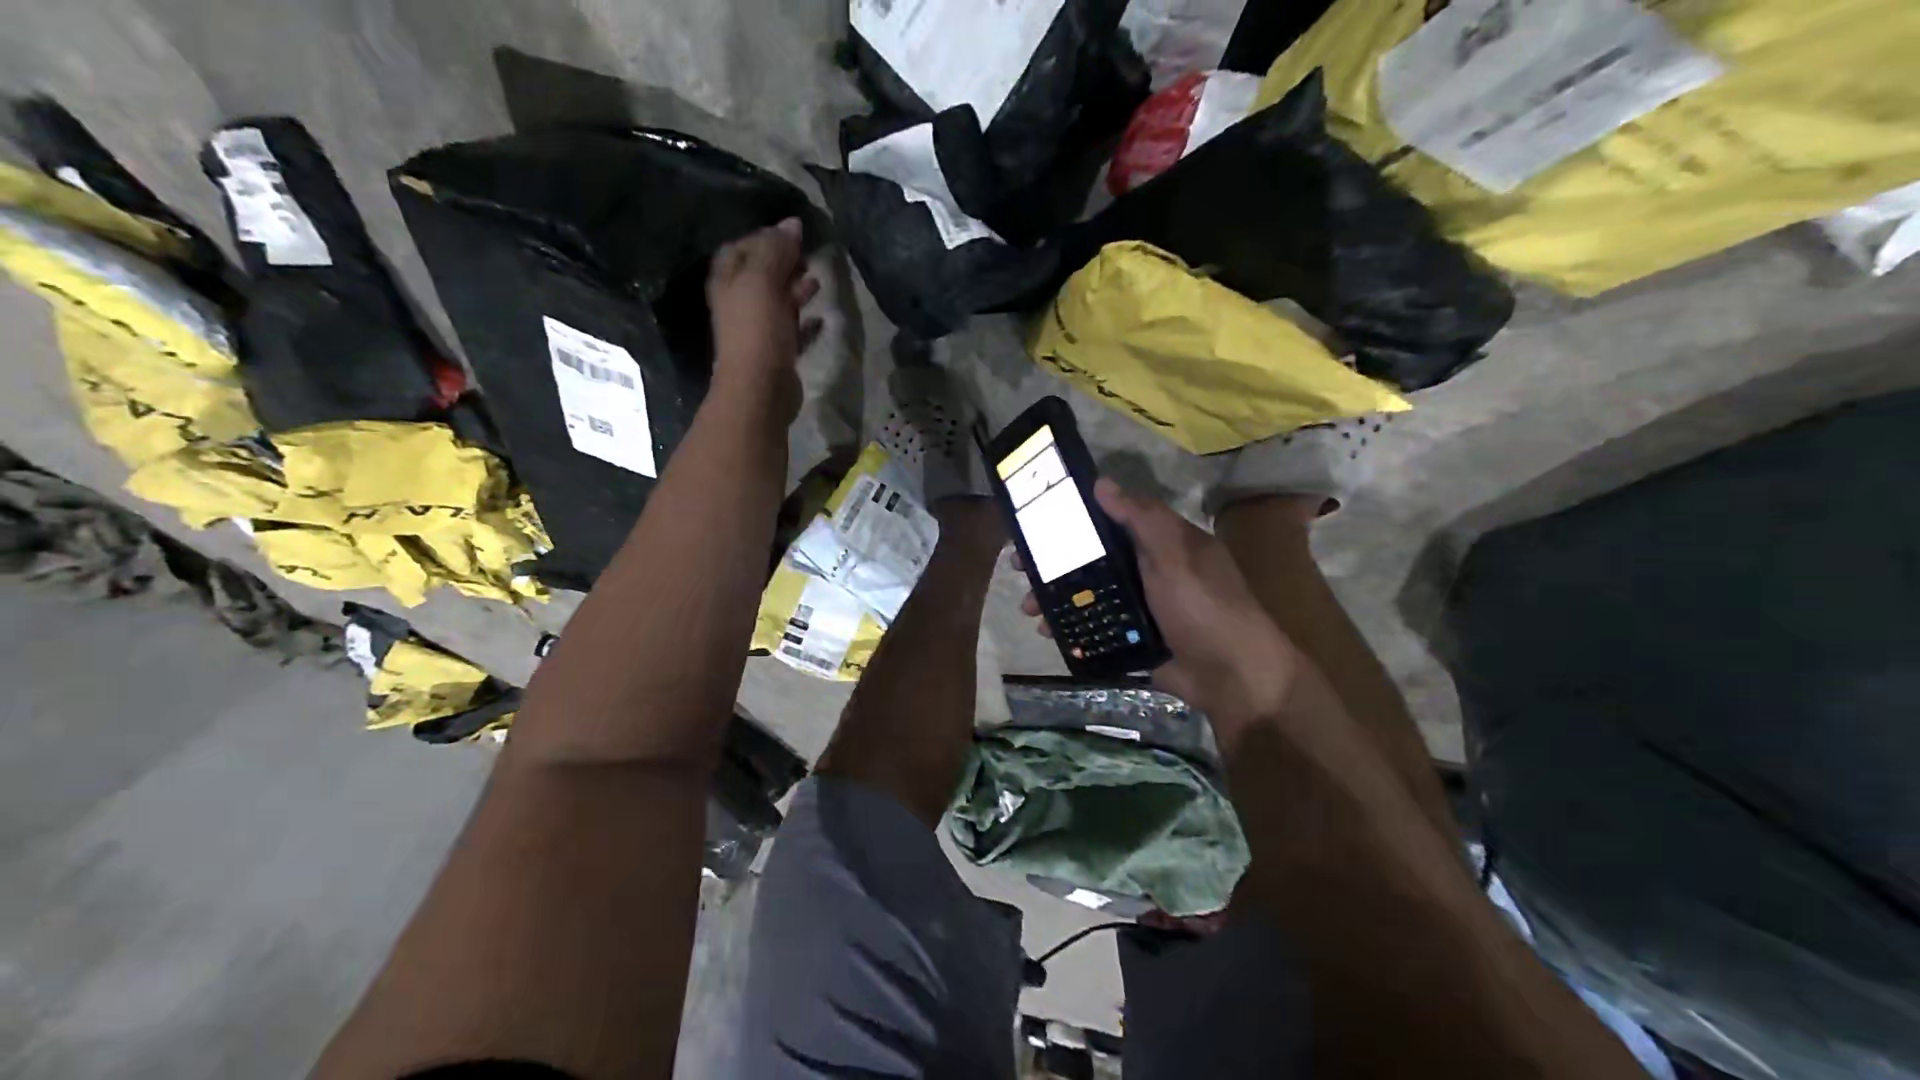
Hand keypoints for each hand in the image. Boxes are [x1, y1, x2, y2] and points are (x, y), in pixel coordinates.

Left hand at [706, 218, 820, 417]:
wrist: (760, 388)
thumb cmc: (757, 330)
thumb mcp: (762, 280)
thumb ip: (776, 250)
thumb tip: (792, 223)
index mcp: (727, 282)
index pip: (739, 248)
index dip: (762, 237)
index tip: (791, 232)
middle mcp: (738, 304)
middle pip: (760, 274)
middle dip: (783, 262)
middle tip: (808, 254)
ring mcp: (757, 330)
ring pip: (778, 302)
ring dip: (796, 290)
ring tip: (817, 281)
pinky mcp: (777, 353)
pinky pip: (793, 331)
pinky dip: (806, 322)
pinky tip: (821, 319)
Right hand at [1020, 479, 1299, 733]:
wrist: (1234, 677)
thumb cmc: (1205, 606)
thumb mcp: (1175, 556)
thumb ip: (1141, 519)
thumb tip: (1102, 483)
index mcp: (1162, 543)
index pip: (1112, 520)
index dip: (1074, 518)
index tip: (1036, 521)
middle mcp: (1149, 570)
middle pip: (1093, 559)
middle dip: (1054, 563)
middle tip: (1020, 568)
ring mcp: (1141, 606)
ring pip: (1089, 595)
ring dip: (1056, 598)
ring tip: (1029, 608)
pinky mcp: (1134, 638)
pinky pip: (1095, 627)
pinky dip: (1071, 627)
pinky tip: (1048, 631)